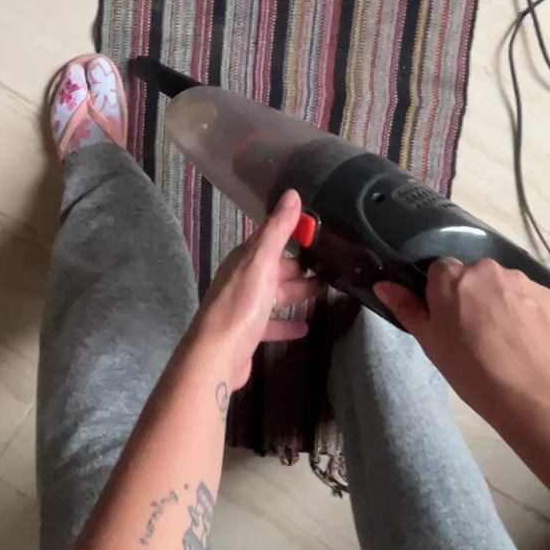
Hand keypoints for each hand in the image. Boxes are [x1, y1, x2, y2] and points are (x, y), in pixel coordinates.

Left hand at [186, 190, 324, 388]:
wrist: (217, 355)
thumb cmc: (241, 305)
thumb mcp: (261, 262)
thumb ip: (277, 229)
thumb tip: (292, 193)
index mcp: (245, 259)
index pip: (272, 240)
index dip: (294, 235)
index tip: (322, 234)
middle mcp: (242, 278)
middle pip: (276, 268)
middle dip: (300, 267)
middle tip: (332, 266)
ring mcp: (244, 306)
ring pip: (275, 294)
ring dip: (297, 292)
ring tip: (325, 291)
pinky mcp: (248, 332)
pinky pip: (272, 323)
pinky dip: (287, 323)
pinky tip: (305, 327)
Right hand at [375, 259, 549, 424]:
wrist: (544, 399)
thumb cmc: (476, 372)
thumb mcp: (431, 344)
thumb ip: (407, 308)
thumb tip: (382, 284)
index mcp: (451, 277)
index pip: (438, 271)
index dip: (441, 295)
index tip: (447, 322)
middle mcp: (486, 269)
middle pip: (473, 277)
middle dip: (472, 297)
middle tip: (475, 336)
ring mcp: (523, 281)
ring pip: (503, 287)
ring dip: (501, 305)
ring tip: (507, 345)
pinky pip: (531, 300)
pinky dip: (528, 316)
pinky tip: (530, 347)